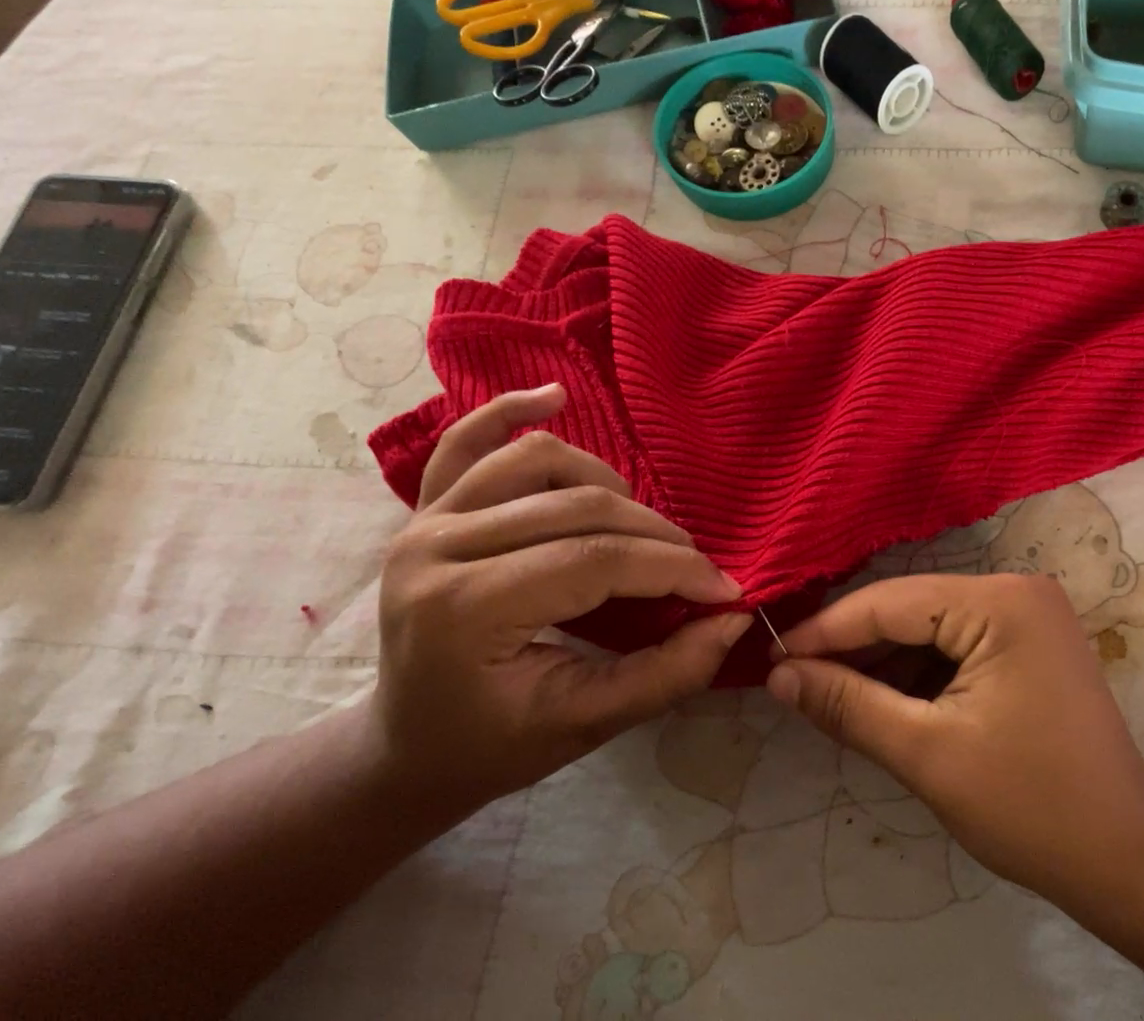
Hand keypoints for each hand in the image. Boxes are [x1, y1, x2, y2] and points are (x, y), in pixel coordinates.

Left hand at [373, 384, 750, 805]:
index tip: (728, 591)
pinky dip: (510, 413)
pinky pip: (467, 441)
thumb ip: (667, 673)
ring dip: (610, 486)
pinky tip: (555, 396)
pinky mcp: (425, 509)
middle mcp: (435, 548)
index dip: (674, 569)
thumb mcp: (586, 726)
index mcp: (464, 608)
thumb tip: (733, 618)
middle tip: (700, 574)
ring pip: (540, 462)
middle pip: (578, 508)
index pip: (593, 560)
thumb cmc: (494, 745)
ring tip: (643, 531)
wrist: (410, 744)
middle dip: (658, 537)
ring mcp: (424, 520)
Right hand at [764, 573, 1143, 895]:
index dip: (823, 632)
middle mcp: (1018, 591)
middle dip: (851, 648)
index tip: (767, 661)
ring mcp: (1029, 617)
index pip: (889, 602)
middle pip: (910, 609)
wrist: (1121, 854)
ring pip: (931, 629)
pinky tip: (878, 701)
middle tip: (789, 683)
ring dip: (882, 663)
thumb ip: (848, 705)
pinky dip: (918, 674)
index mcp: (1001, 601)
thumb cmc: (1027, 804)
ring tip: (823, 696)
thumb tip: (779, 675)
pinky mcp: (1031, 646)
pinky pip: (958, 645)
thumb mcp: (926, 753)